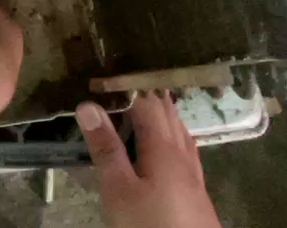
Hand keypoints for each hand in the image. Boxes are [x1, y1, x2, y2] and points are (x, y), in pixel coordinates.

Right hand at [77, 93, 222, 227]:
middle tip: (124, 81)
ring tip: (148, 102)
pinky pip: (187, 152)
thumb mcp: (118, 191)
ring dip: (164, 115)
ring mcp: (194, 177)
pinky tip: (172, 147)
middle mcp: (182, 156)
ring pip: (181, 133)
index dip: (127, 86)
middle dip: (148, 95)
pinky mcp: (198, 196)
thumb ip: (105, 148)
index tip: (106, 74)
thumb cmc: (150, 227)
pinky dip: (175, 136)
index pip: (147, 103)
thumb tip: (88, 104)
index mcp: (163, 148)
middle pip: (168, 116)